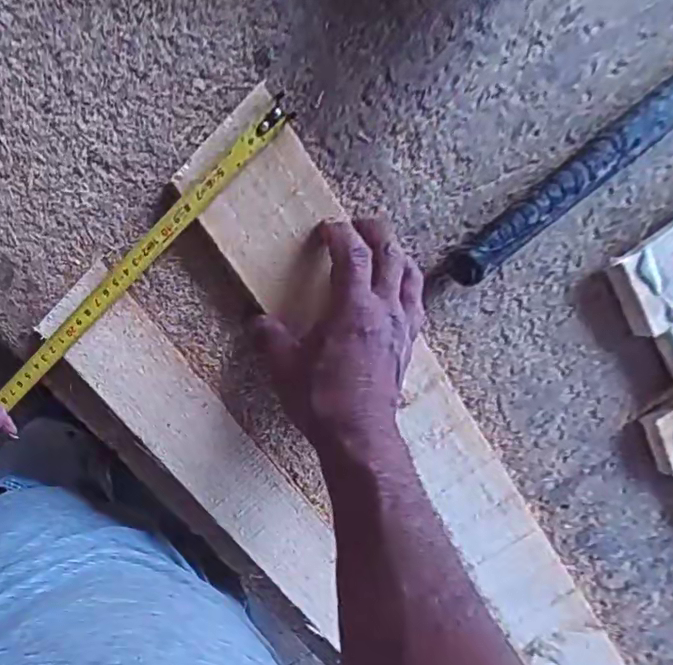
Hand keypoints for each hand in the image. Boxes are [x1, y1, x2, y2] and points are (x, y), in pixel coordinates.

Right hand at [252, 218, 425, 461]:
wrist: (357, 431)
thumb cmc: (321, 400)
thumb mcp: (283, 368)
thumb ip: (270, 339)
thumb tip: (257, 322)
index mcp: (352, 309)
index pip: (352, 256)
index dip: (340, 236)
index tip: (327, 228)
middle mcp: (384, 309)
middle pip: (390, 253)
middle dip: (374, 233)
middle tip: (358, 225)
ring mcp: (401, 325)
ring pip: (409, 272)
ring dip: (396, 253)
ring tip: (383, 249)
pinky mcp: (407, 342)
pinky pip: (415, 300)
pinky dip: (406, 283)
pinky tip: (398, 290)